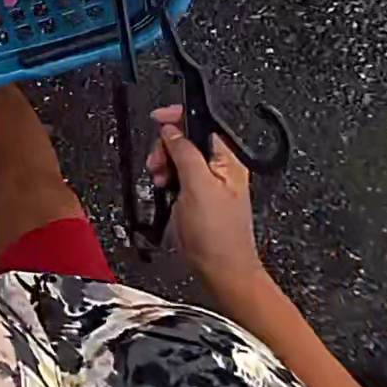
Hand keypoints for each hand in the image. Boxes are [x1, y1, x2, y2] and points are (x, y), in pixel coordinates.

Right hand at [145, 104, 265, 292]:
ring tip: (161, 179)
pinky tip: (163, 188)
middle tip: (159, 163)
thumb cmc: (219, 235)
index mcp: (227, 161)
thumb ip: (184, 152)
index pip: (202, 124)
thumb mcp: (198, 186)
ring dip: (162, 163)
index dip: (179, 117)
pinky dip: (163, 177)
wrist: (220, 269)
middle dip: (165, 147)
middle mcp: (217, 169)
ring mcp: (205, 182)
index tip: (159, 118)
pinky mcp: (193, 195)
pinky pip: (173, 174)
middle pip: (184, 139)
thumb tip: (171, 130)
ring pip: (175, 156)